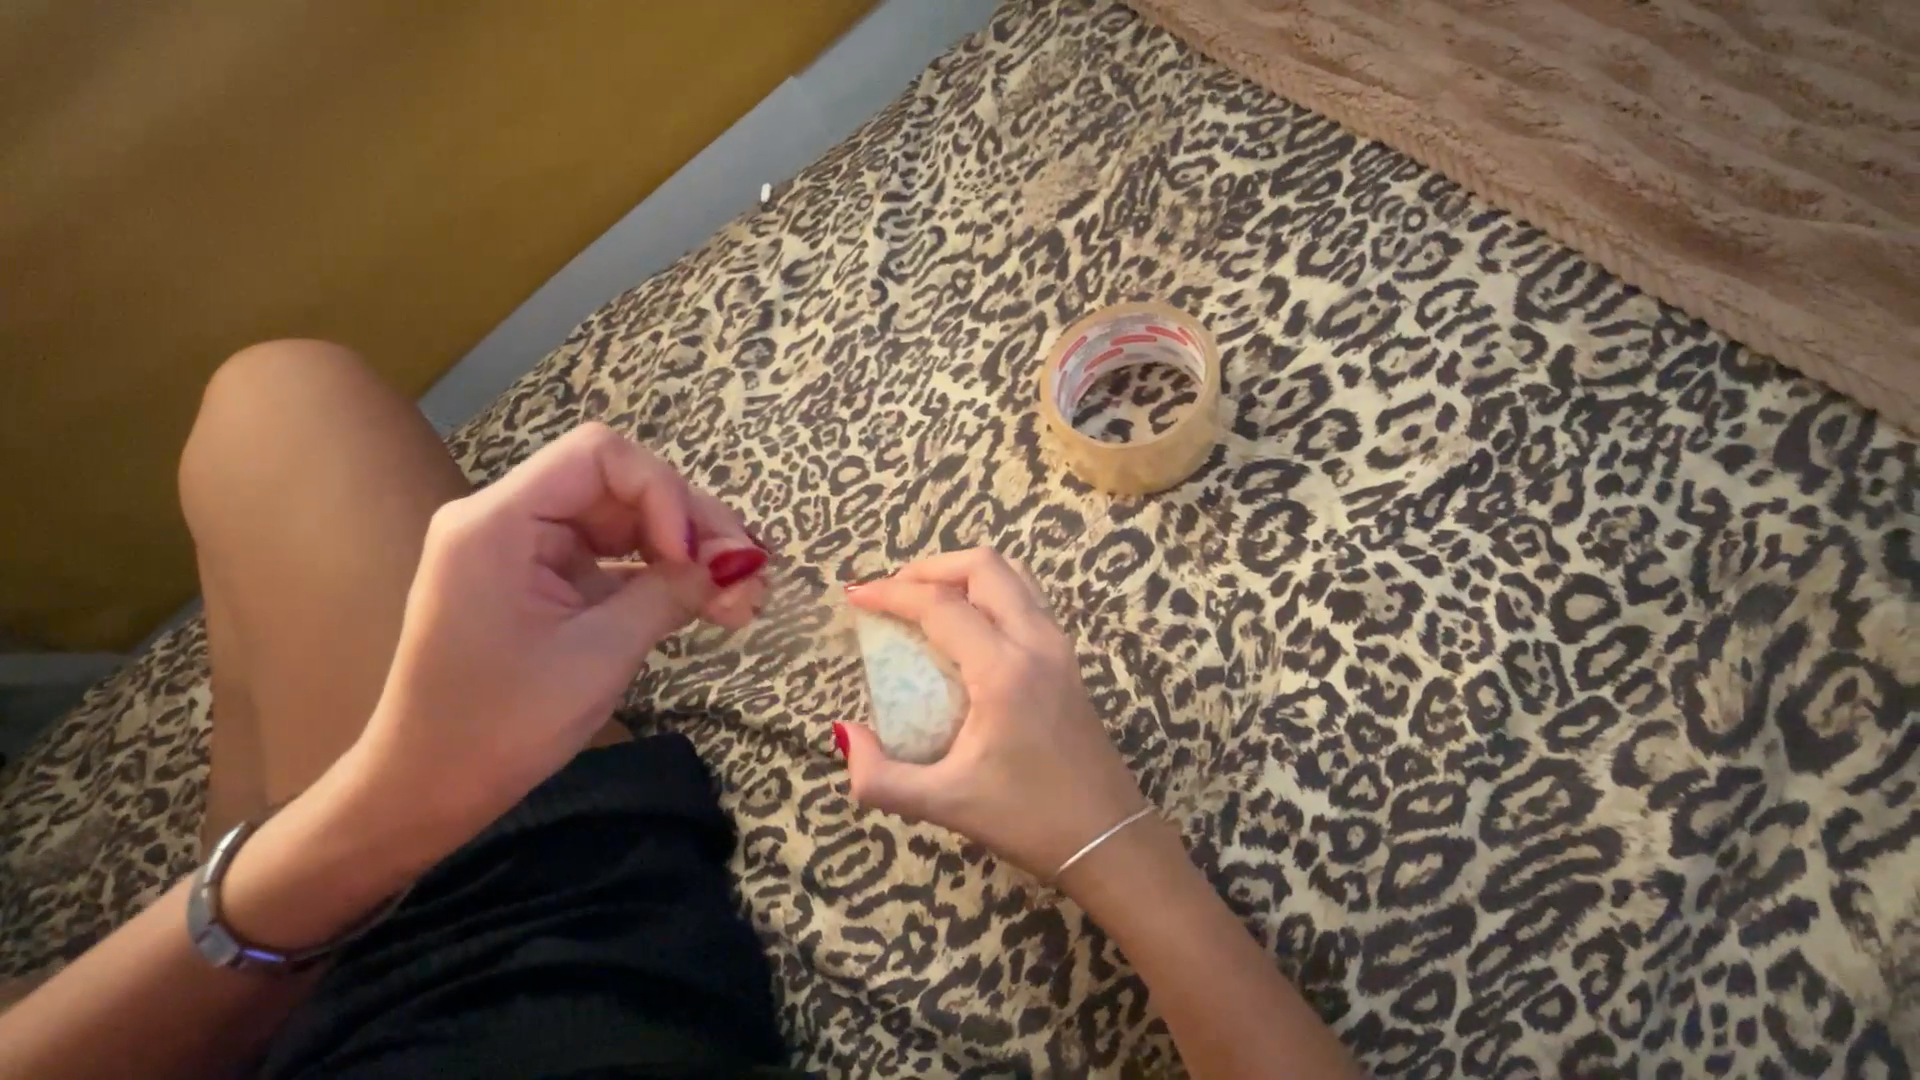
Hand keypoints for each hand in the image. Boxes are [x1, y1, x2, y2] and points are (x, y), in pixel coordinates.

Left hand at [353, 422, 768, 837]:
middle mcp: (511, 518)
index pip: (600, 456)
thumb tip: (738, 566)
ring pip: (629, 519)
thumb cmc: (502, 725)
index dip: (663, 494)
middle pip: (623, 485)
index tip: (693, 557)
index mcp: (499, 522)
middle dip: (692, 524)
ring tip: (742, 594)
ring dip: (689, 550)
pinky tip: (709, 601)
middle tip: (749, 572)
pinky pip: (616, 556)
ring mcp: (529, 549)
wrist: (429, 788)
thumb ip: (670, 595)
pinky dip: (664, 575)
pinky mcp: (545, 579)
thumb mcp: (598, 656)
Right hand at [839, 548, 1146, 881]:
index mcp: (1004, 671)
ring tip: (926, 599)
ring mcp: (1059, 645)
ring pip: (1012, 574)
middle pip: (984, 566)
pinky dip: (990, 591)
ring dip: (964, 574)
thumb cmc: (1027, 820)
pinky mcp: (1069, 658)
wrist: (1108, 838)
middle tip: (892, 592)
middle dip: (930, 568)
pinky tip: (966, 625)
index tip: (855, 596)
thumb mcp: (944, 805)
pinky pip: (1027, 597)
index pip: (940, 605)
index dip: (892, 593)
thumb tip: (845, 733)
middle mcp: (1037, 642)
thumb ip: (880, 777)